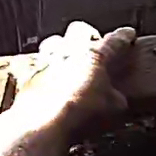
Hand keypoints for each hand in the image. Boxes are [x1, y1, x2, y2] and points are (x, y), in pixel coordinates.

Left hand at [4, 22, 135, 134]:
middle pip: (79, 29)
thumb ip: (116, 98)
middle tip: (95, 45)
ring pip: (53, 42)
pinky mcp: (26, 77)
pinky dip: (36, 68)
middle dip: (88, 34)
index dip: (124, 36)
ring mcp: (46, 62)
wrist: (42, 126)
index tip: (128, 34)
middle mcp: (69, 52)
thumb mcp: (113, 108)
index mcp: (95, 55)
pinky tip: (41, 75)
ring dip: (61, 48)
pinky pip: (28, 64)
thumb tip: (117, 99)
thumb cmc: (81, 113)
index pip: (114, 40)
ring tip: (68, 57)